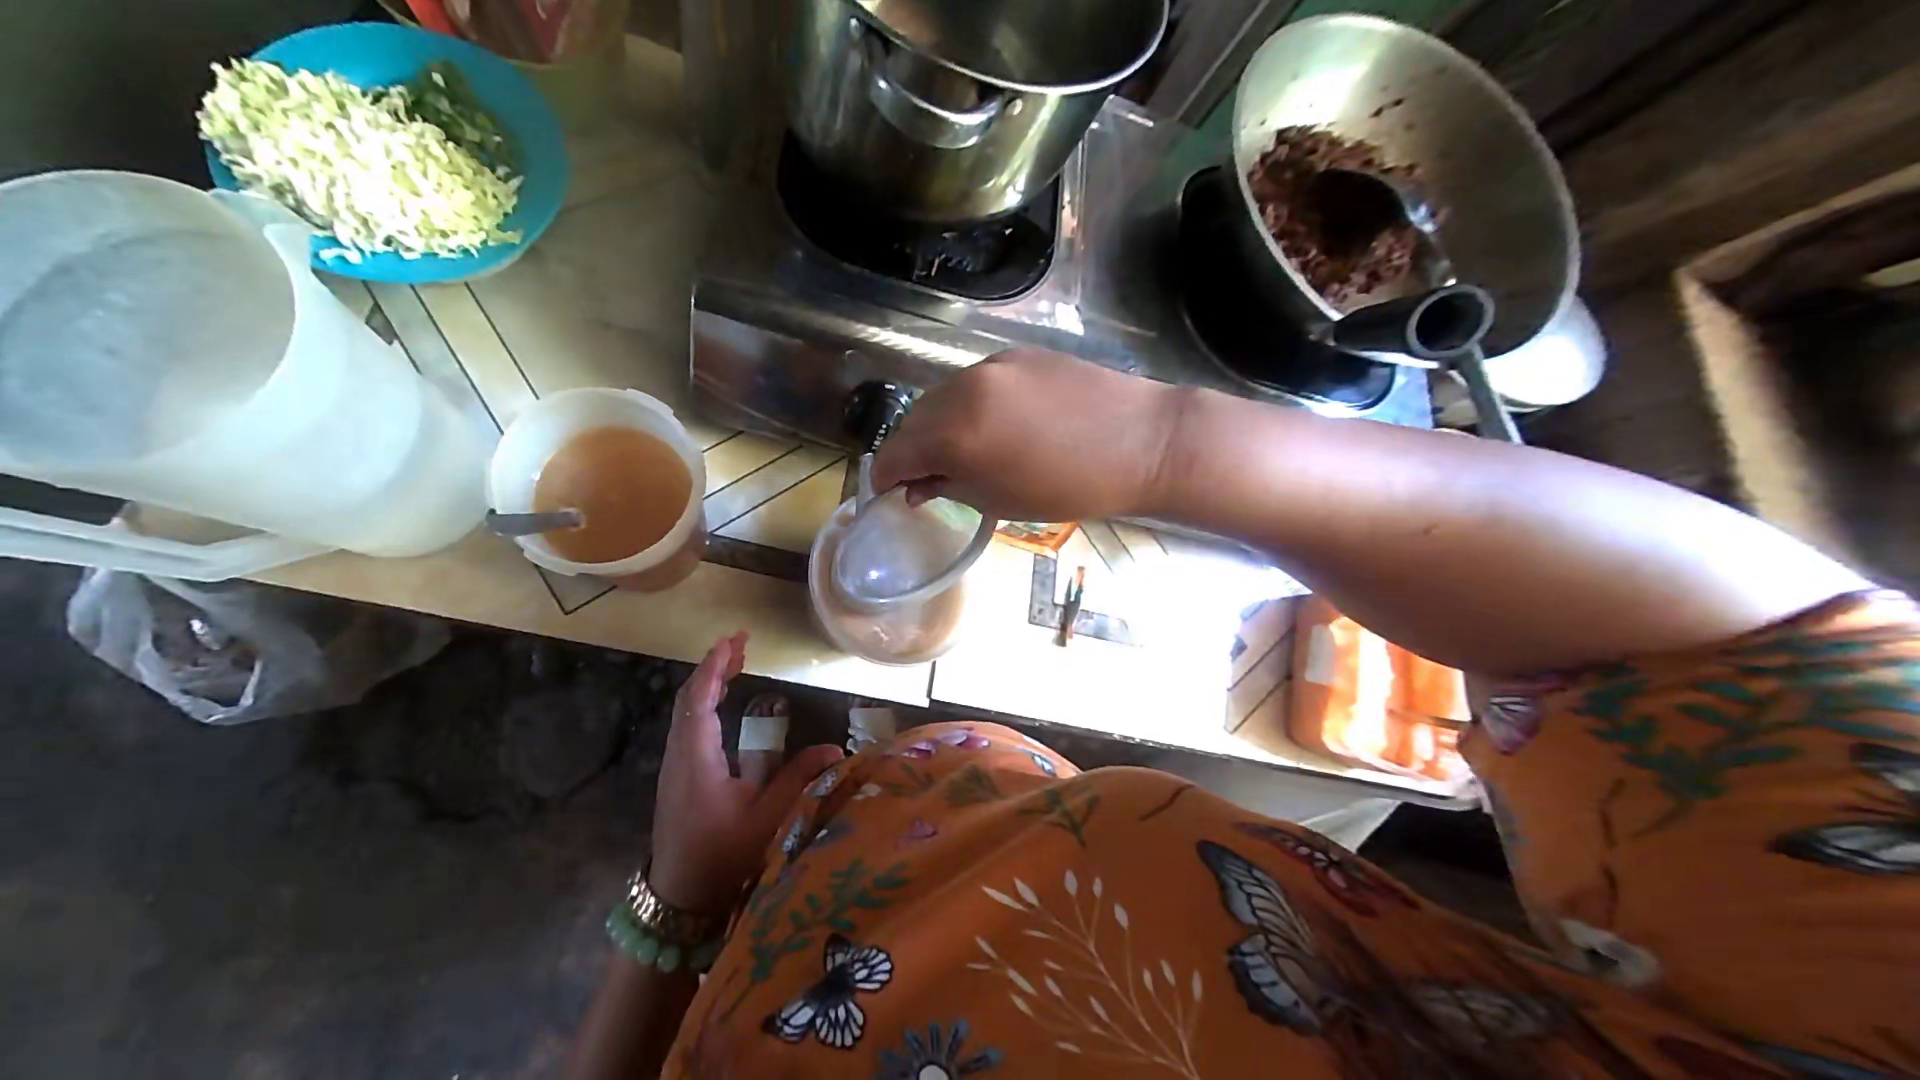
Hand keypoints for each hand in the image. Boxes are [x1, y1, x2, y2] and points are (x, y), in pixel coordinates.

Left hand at [647, 632, 843, 912]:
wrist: (678, 898)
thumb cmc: (721, 856)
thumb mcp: (766, 818)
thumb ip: (798, 779)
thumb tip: (834, 749)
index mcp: (697, 759)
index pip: (700, 699)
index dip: (716, 666)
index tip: (737, 640)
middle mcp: (680, 756)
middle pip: (689, 699)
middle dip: (714, 667)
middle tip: (743, 644)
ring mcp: (675, 766)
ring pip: (686, 711)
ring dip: (709, 683)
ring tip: (738, 663)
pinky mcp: (678, 776)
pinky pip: (688, 725)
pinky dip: (705, 703)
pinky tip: (723, 703)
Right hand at [869, 349, 1185, 521]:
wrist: (1142, 441)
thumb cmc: (1071, 486)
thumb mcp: (999, 500)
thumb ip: (947, 486)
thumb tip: (917, 483)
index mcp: (955, 432)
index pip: (894, 454)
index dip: (886, 479)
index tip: (891, 495)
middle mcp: (962, 389)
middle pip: (912, 421)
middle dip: (911, 451)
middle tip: (929, 478)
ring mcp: (990, 365)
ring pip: (941, 397)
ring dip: (938, 426)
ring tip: (964, 451)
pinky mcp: (1016, 353)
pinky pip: (973, 382)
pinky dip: (969, 405)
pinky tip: (996, 424)